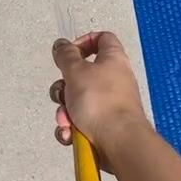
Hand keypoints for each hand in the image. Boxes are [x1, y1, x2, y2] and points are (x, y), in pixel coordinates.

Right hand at [51, 32, 152, 167]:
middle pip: (82, 74)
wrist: (119, 142)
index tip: (68, 54)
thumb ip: (65, 56)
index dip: (83, 42)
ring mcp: (109, 104)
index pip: (102, 38)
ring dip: (65, 110)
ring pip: (77, 100)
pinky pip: (81, 122)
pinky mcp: (104, 126)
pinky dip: (72, 128)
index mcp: (113, 59)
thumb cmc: (99, 100)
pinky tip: (71, 134)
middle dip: (65, 87)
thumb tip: (61, 44)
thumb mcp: (76, 71)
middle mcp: (113, 79)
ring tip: (67, 121)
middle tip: (63, 94)